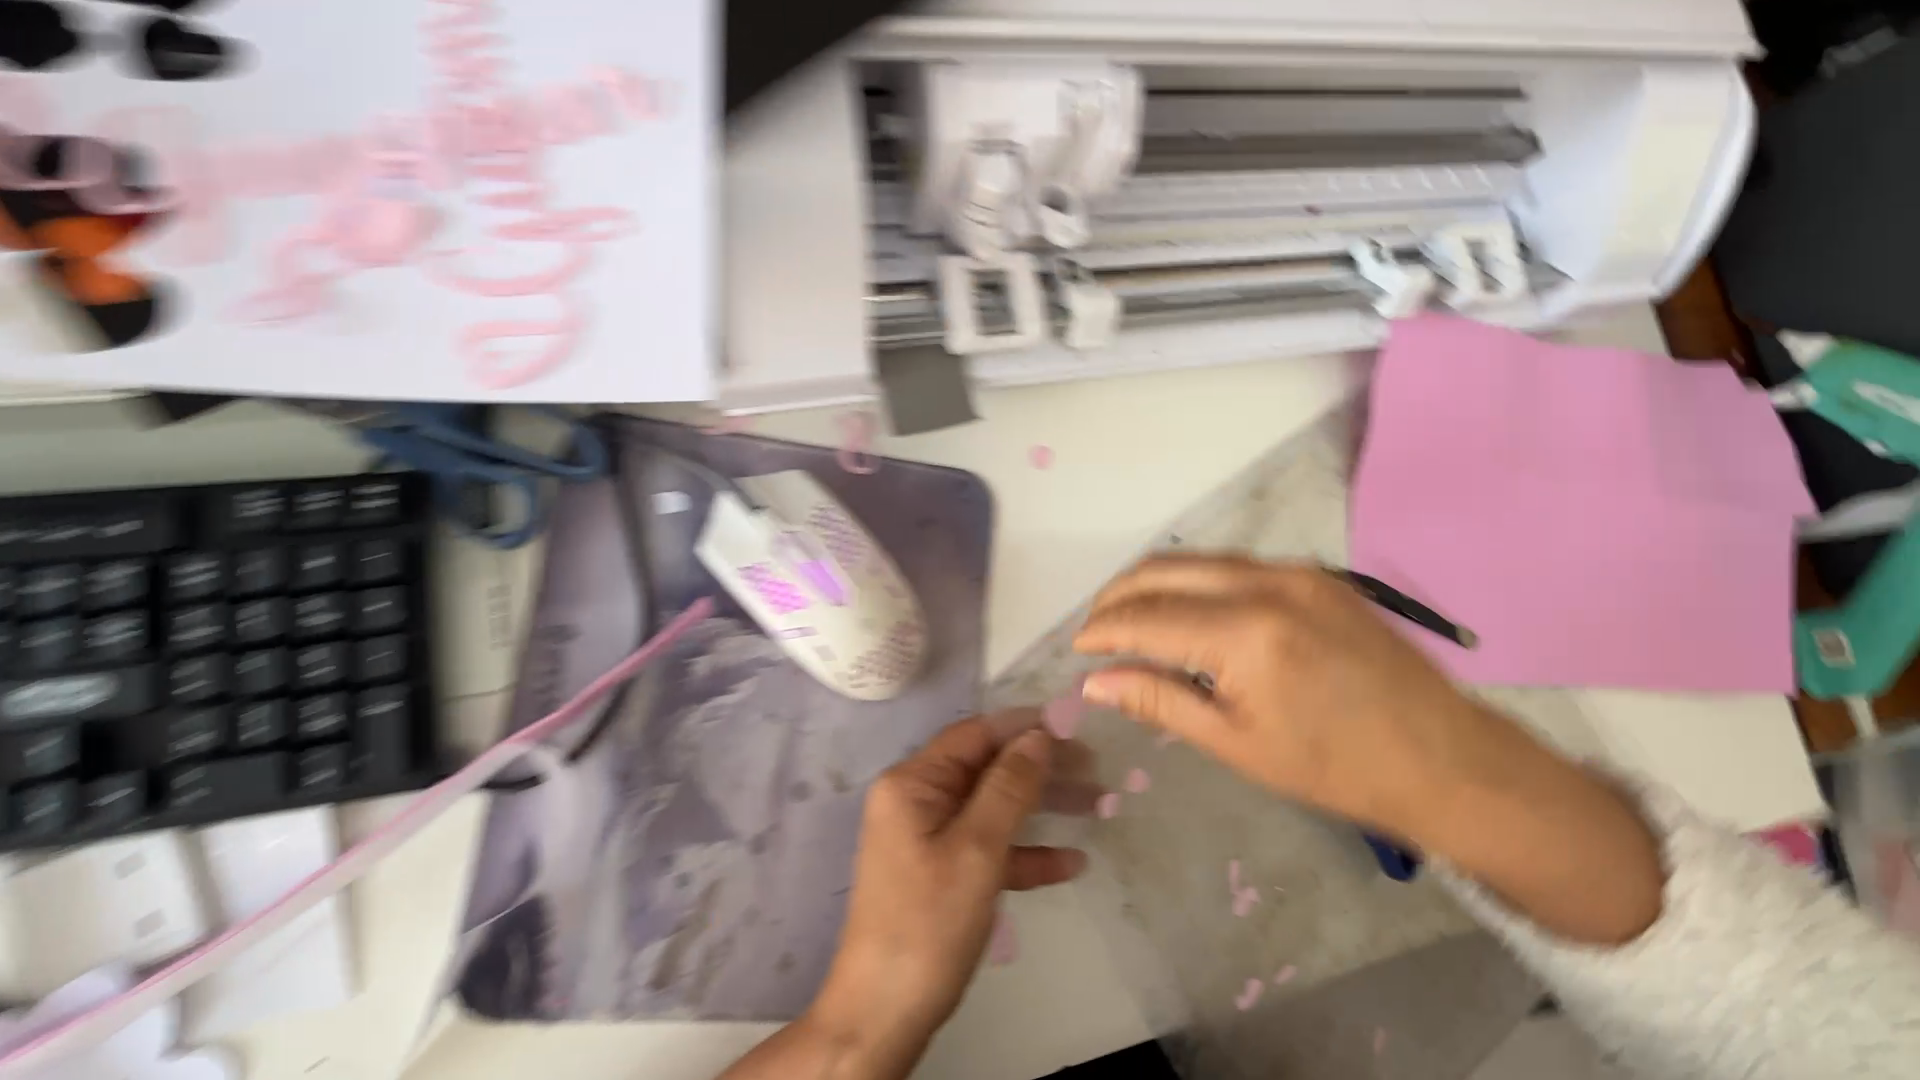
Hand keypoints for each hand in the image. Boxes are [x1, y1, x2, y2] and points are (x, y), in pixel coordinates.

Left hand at [810, 711, 1086, 1064]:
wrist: (884, 1013)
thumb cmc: (929, 923)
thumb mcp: (977, 849)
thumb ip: (1009, 786)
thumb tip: (1039, 735)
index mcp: (912, 782)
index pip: (975, 734)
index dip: (1025, 726)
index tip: (1077, 726)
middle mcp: (916, 800)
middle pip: (987, 768)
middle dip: (1040, 767)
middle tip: (1097, 769)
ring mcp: (926, 838)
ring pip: (992, 808)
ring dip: (1042, 807)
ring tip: (1099, 804)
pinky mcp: (939, 873)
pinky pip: (987, 848)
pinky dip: (1025, 852)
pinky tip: (1070, 863)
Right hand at [1071, 556, 1508, 837]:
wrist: (1445, 758)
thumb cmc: (1334, 768)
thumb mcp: (1235, 742)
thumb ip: (1159, 700)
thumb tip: (1093, 681)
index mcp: (1246, 632)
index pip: (1148, 618)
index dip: (1103, 631)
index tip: (1075, 648)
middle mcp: (1267, 583)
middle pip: (1166, 570)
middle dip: (1118, 596)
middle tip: (1093, 629)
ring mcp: (1297, 572)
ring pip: (1199, 560)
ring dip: (1155, 583)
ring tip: (1128, 617)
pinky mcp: (1318, 575)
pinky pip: (1236, 565)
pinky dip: (1196, 581)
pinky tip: (1185, 608)